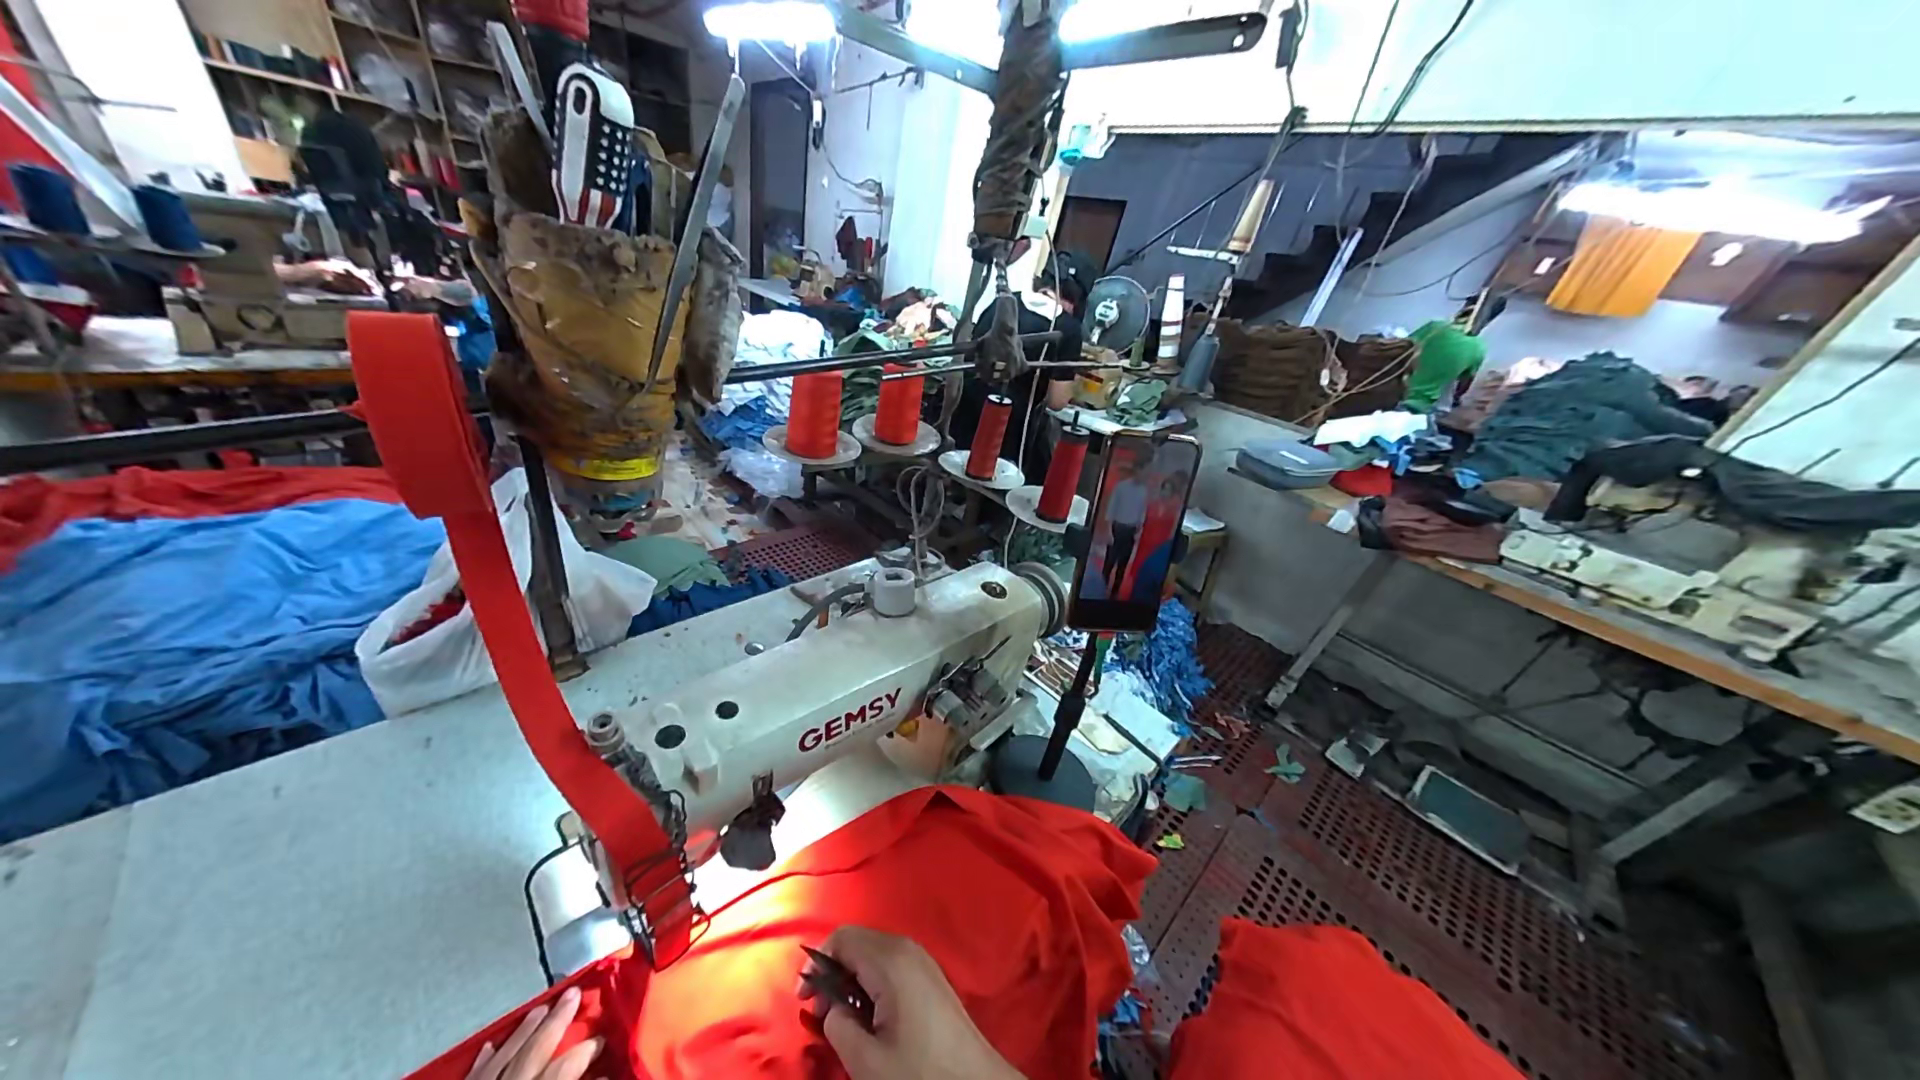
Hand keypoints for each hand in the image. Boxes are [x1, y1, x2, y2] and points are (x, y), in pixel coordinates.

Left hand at [464, 985, 603, 1079]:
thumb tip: (603, 1073)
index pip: (565, 1066)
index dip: (588, 1048)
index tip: (605, 1038)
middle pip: (534, 1049)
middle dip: (556, 1020)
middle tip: (574, 992)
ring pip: (503, 1055)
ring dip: (523, 1031)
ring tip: (540, 1008)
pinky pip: (472, 1074)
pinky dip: (483, 1059)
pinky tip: (489, 1045)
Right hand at [802, 926, 1023, 1079]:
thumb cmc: (920, 1071)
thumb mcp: (867, 1060)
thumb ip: (838, 1026)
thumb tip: (832, 1008)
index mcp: (890, 960)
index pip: (842, 937)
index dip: (816, 963)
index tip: (804, 998)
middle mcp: (907, 947)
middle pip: (857, 939)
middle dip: (832, 968)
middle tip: (820, 1009)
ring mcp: (922, 958)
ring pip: (873, 949)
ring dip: (851, 974)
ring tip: (842, 1015)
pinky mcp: (930, 973)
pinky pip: (890, 960)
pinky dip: (871, 977)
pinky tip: (869, 1012)